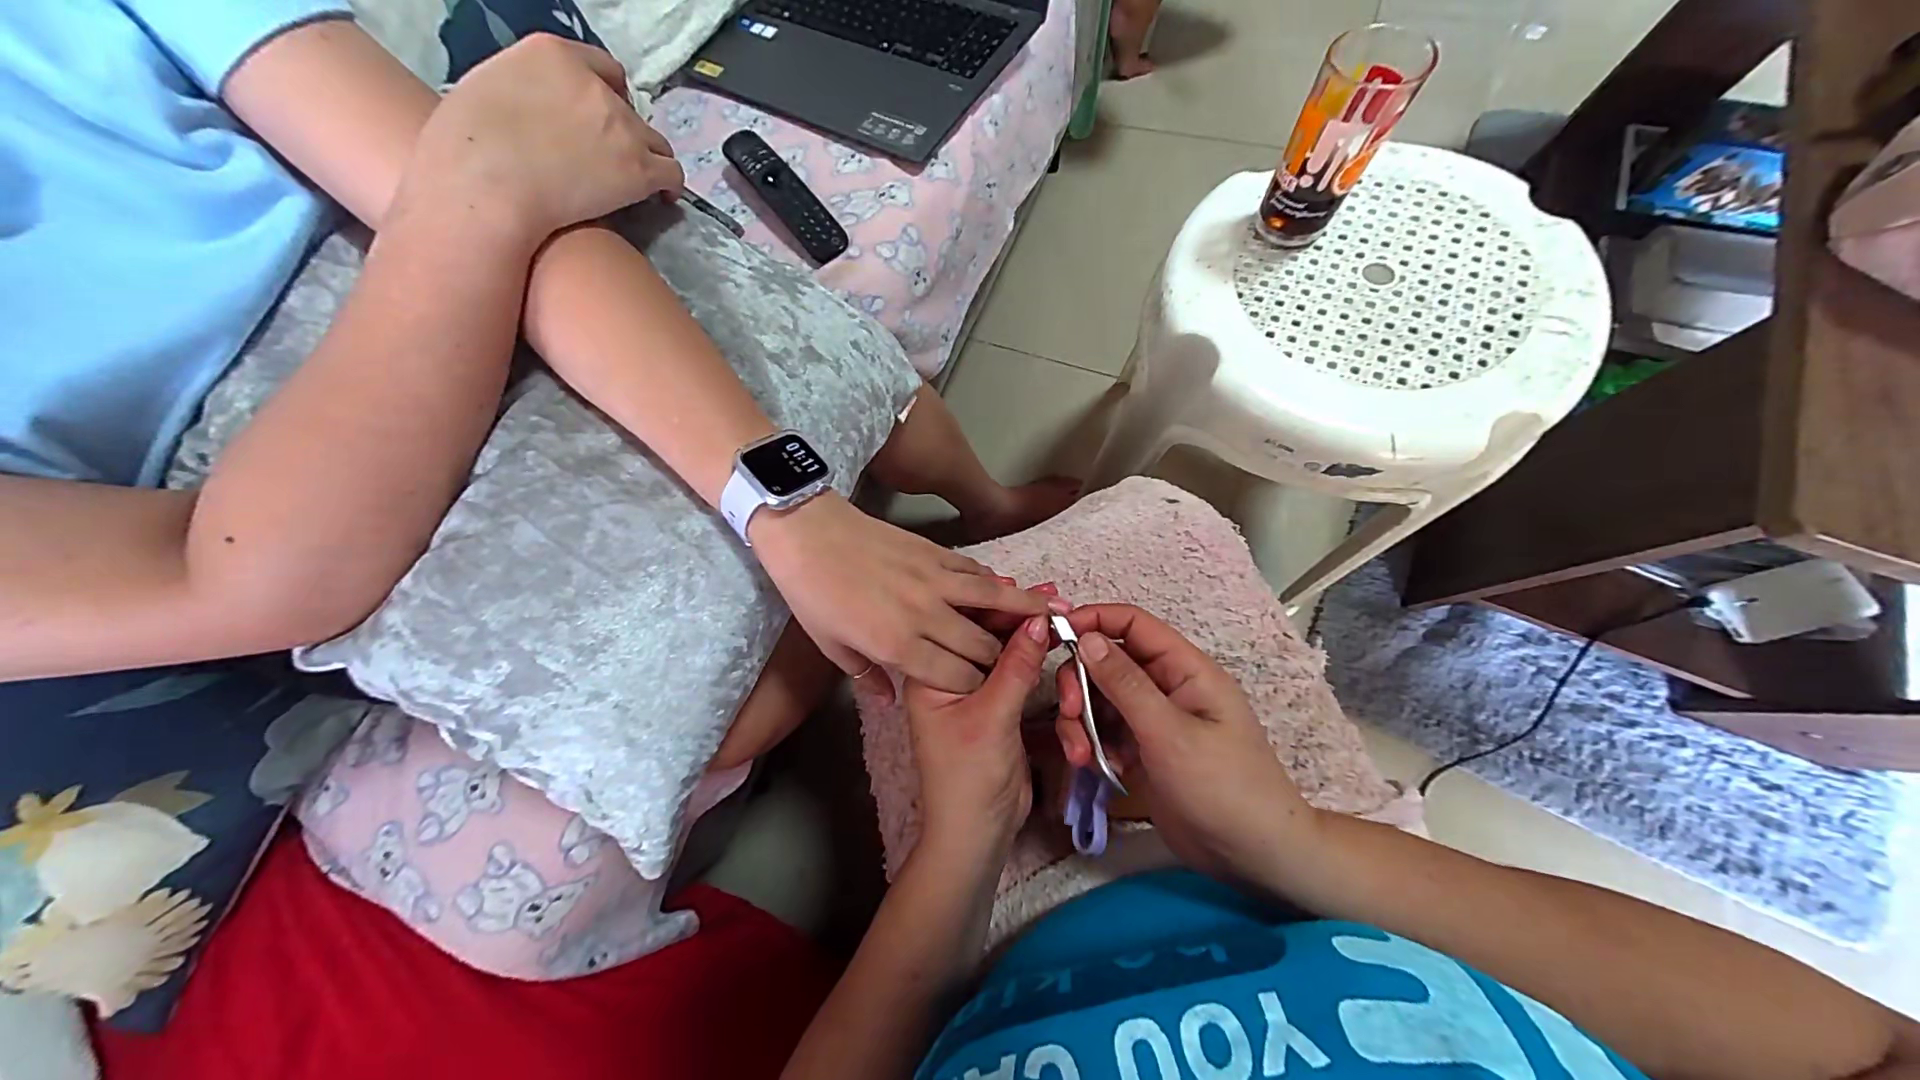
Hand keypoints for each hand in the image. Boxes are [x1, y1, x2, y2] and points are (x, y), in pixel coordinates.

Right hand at [397, 35, 684, 242]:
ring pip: (655, 143)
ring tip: (636, 182)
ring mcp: (622, 127)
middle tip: (614, 160)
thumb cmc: (467, 144)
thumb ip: (527, 90)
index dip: (609, 94)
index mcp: (552, 53)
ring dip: (648, 159)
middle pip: (629, 110)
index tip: (604, 118)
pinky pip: (672, 174)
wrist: (488, 184)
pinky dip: (671, 186)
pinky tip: (664, 198)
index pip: (602, 68)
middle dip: (625, 132)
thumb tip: (537, 111)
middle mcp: (595, 86)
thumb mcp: (490, 88)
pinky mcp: (639, 168)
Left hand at [752, 493, 1056, 702]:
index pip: (958, 677)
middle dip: (1004, 659)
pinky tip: (1009, 587)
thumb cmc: (812, 595)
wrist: (807, 534)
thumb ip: (868, 676)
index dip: (979, 687)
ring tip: (1057, 613)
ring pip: (994, 601)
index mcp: (898, 646)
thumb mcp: (831, 647)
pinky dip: (995, 581)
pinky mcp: (936, 552)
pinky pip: (975, 571)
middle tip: (1021, 660)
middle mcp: (926, 616)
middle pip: (982, 647)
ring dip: (1026, 610)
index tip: (990, 690)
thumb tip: (890, 700)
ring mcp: (935, 580)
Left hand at [905, 609, 1052, 858]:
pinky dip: (1033, 653)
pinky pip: (1013, 668)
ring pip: (1000, 647)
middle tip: (1053, 594)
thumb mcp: (992, 718)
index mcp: (928, 674)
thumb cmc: (968, 778)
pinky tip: (1051, 637)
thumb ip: (1016, 668)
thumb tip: (1039, 620)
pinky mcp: (993, 703)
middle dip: (1017, 612)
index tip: (1035, 592)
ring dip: (1028, 630)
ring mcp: (970, 688)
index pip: (962, 626)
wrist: (976, 832)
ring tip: (1057, 607)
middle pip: (982, 631)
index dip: (998, 606)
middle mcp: (946, 675)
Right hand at [1055, 605, 1321, 885]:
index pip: (1133, 624)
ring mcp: (1152, 719)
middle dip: (1080, 684)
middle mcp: (1166, 686)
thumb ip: (1125, 683)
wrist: (1252, 856)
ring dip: (1082, 722)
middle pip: (1107, 663)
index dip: (1093, 620)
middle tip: (1070, 714)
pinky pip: (1105, 731)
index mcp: (1184, 669)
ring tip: (1082, 757)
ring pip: (1100, 700)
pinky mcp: (1142, 749)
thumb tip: (1087, 638)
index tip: (1056, 635)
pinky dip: (1094, 745)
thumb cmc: (1221, 786)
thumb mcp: (1169, 732)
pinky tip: (1102, 770)